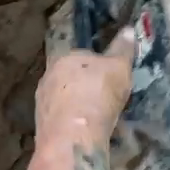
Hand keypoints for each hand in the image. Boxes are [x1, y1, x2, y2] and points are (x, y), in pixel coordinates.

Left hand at [35, 28, 136, 151]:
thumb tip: (128, 30)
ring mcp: (41, 104)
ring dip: (79, 108)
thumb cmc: (97, 95)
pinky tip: (87, 135)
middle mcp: (47, 76)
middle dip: (87, 87)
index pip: (83, 57)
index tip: (110, 79)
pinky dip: (73, 126)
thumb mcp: (119, 67)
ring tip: (99, 121)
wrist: (73, 140)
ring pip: (65, 102)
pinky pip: (62, 122)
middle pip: (72, 79)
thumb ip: (123, 48)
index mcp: (63, 57)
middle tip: (106, 100)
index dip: (99, 67)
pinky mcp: (41, 129)